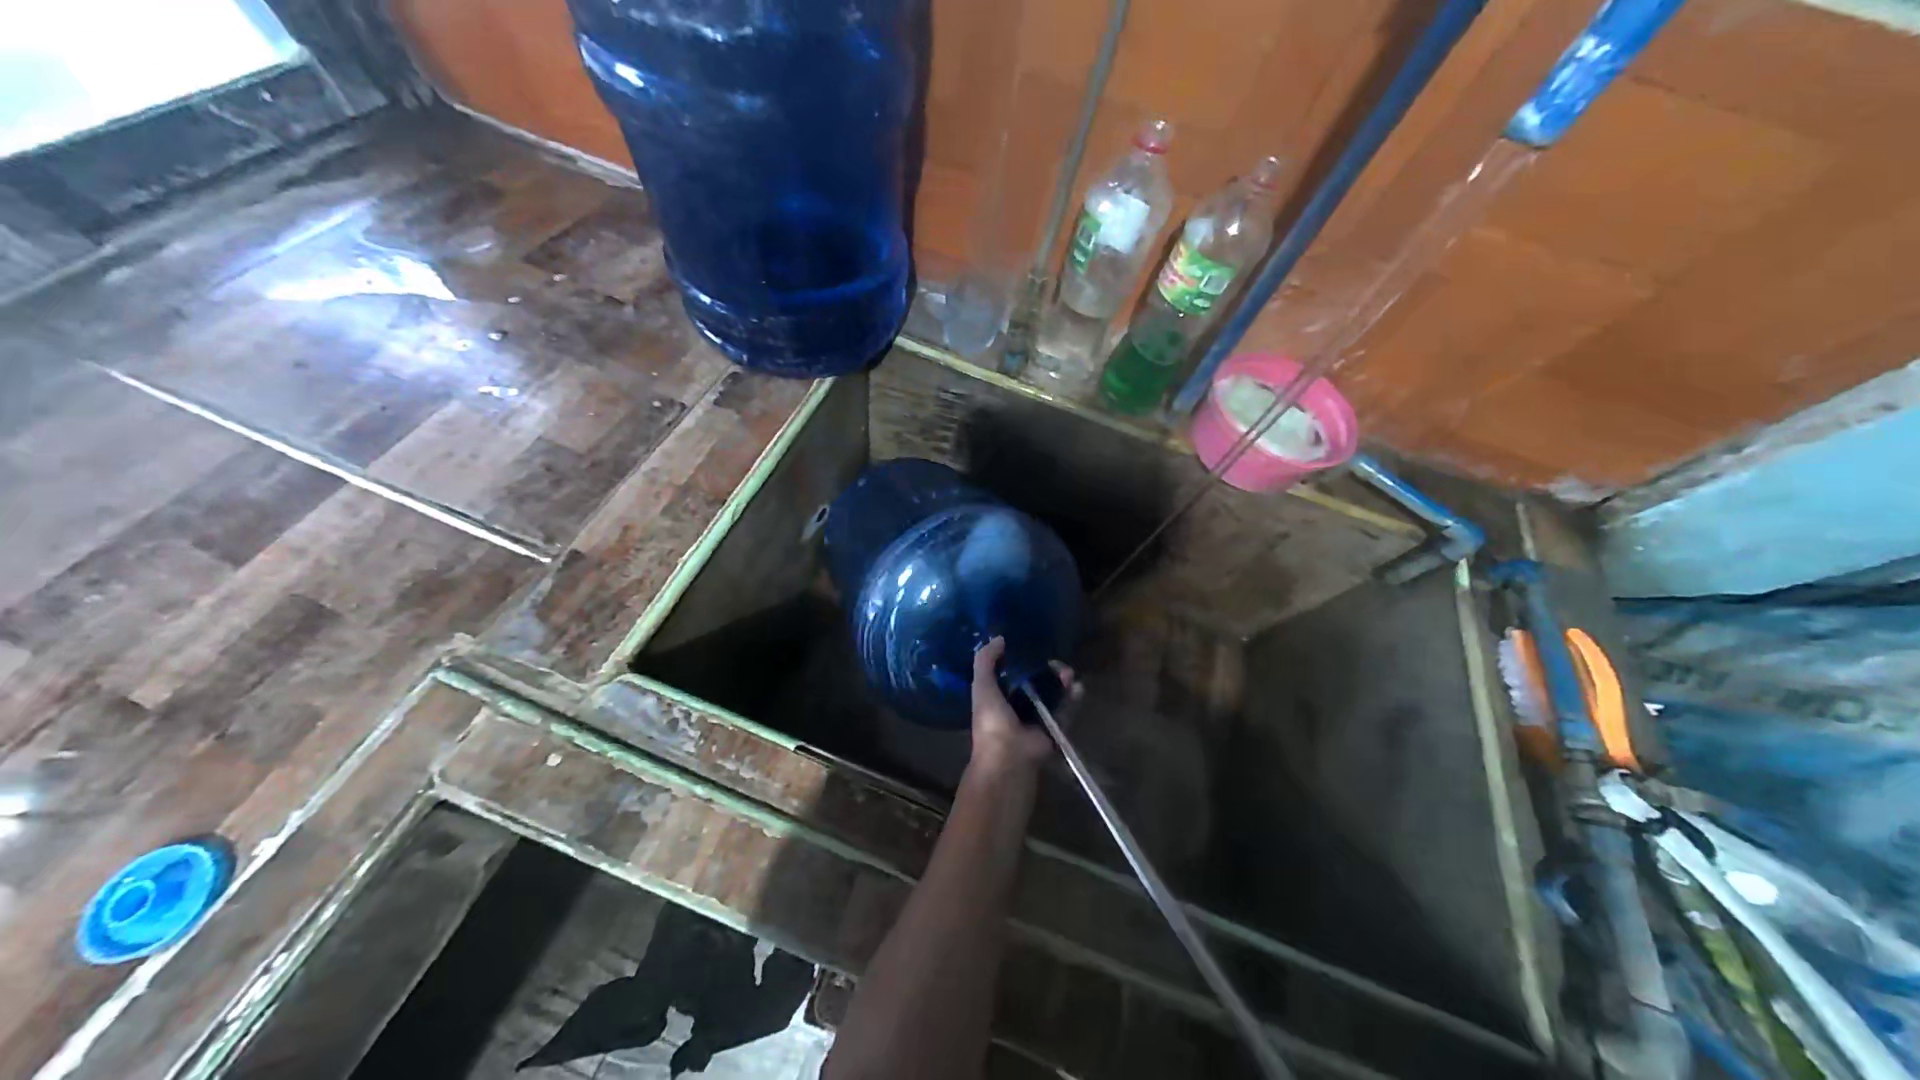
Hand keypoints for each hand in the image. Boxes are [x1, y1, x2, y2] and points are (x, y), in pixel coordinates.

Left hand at [969, 637, 1073, 774]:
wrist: (1009, 756)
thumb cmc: (991, 721)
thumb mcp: (981, 685)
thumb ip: (985, 660)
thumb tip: (1000, 639)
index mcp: (998, 696)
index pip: (1012, 672)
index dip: (1022, 659)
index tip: (1033, 646)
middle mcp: (1018, 705)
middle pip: (1037, 680)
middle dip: (1047, 670)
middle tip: (1055, 663)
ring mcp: (1038, 717)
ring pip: (1054, 693)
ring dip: (1062, 681)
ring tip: (1067, 674)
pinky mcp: (1054, 728)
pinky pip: (1066, 709)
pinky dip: (1073, 698)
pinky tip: (1077, 687)